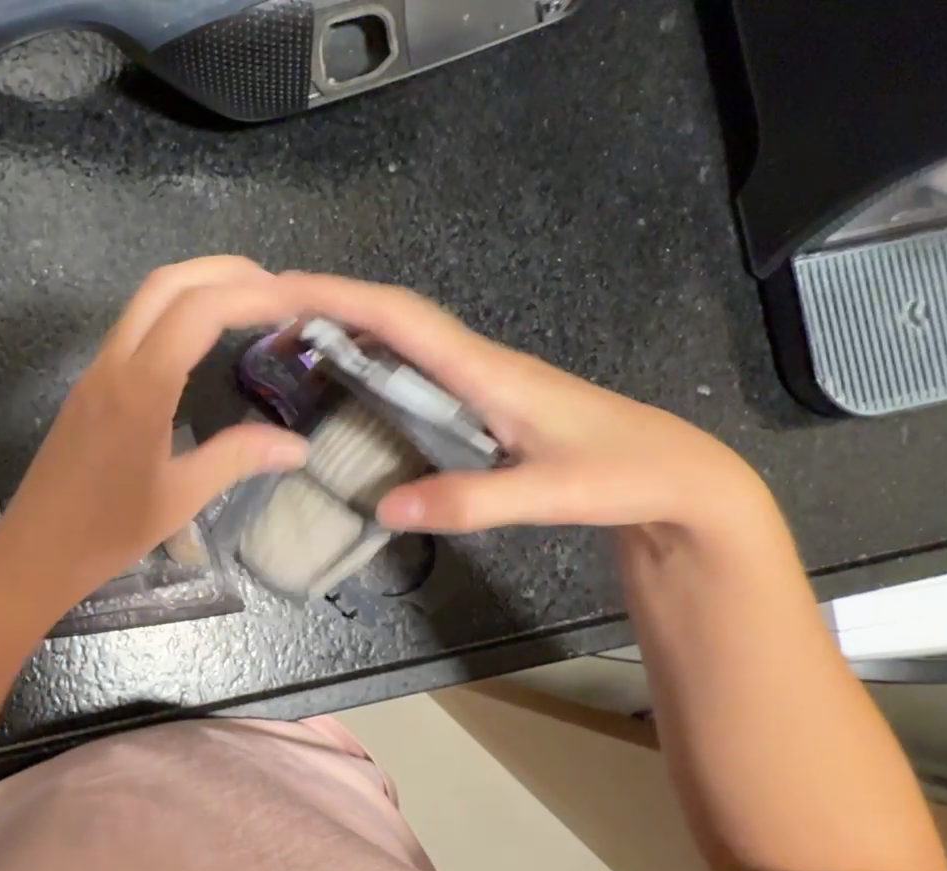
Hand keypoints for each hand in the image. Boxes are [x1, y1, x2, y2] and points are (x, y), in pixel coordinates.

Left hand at [0, 257, 309, 619]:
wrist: (34, 554)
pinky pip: (131, 330)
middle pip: (167, 284)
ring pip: (144, 302)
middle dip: (226, 272)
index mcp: (140, 389)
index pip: (200, 310)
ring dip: (197, 287)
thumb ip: (238, 459)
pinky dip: (173, 314)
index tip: (299, 302)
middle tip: (279, 289)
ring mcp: (93, 374)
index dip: (255, 294)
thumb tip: (298, 446)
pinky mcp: (85, 390)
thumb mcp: (180, 498)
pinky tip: (202, 341)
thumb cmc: (106, 533)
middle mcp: (112, 366)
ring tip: (249, 306)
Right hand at [273, 274, 768, 535]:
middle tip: (262, 315)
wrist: (684, 478)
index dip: (341, 298)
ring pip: (400, 337)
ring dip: (344, 327)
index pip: (403, 319)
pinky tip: (346, 377)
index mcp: (488, 372)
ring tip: (287, 339)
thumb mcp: (555, 494)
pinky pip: (411, 365)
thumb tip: (381, 506)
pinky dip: (369, 356)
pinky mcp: (481, 399)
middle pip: (392, 317)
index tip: (280, 289)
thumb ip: (473, 501)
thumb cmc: (628, 475)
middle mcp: (476, 364)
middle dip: (327, 305)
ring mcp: (479, 379)